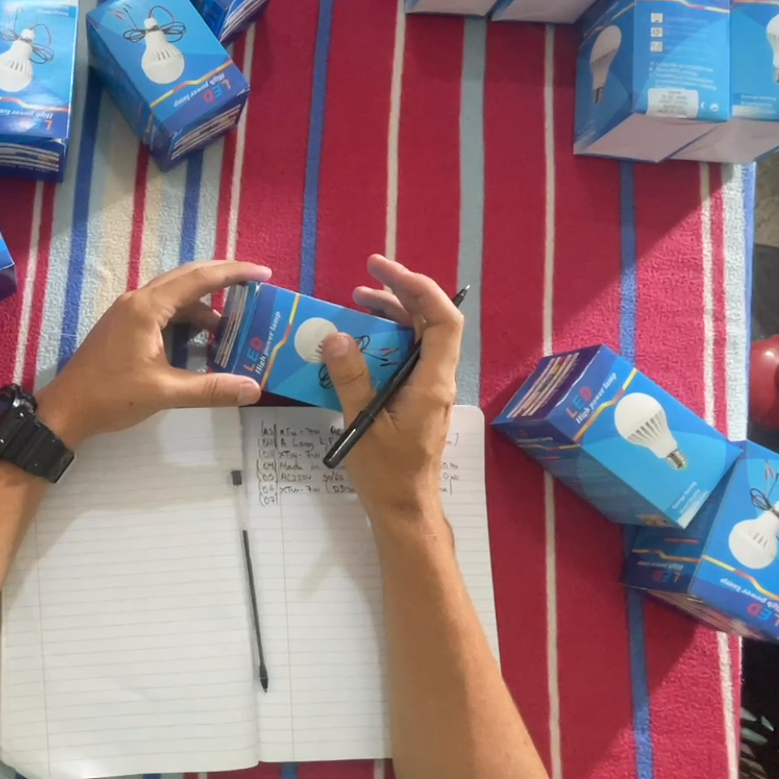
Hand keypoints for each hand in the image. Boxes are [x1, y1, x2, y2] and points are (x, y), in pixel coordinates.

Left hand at [38, 260, 270, 443]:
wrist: (66, 409)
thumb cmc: (111, 396)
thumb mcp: (165, 392)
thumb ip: (211, 388)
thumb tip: (253, 389)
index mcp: (148, 308)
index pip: (199, 279)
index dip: (234, 273)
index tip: (263, 274)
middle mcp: (138, 300)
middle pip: (186, 277)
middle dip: (222, 279)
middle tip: (255, 286)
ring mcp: (128, 312)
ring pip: (174, 295)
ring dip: (203, 305)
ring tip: (232, 323)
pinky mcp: (123, 326)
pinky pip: (162, 310)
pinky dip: (186, 318)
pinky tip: (201, 339)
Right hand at [320, 256, 462, 519]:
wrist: (403, 508)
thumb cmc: (386, 471)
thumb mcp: (361, 423)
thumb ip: (350, 378)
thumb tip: (335, 337)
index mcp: (432, 382)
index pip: (443, 320)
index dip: (419, 287)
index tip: (383, 271)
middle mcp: (436, 379)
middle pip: (431, 322)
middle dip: (400, 294)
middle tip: (362, 281)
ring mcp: (427, 388)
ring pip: (418, 337)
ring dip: (390, 316)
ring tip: (355, 304)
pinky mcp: (414, 397)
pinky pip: (404, 357)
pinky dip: (383, 341)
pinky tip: (355, 343)